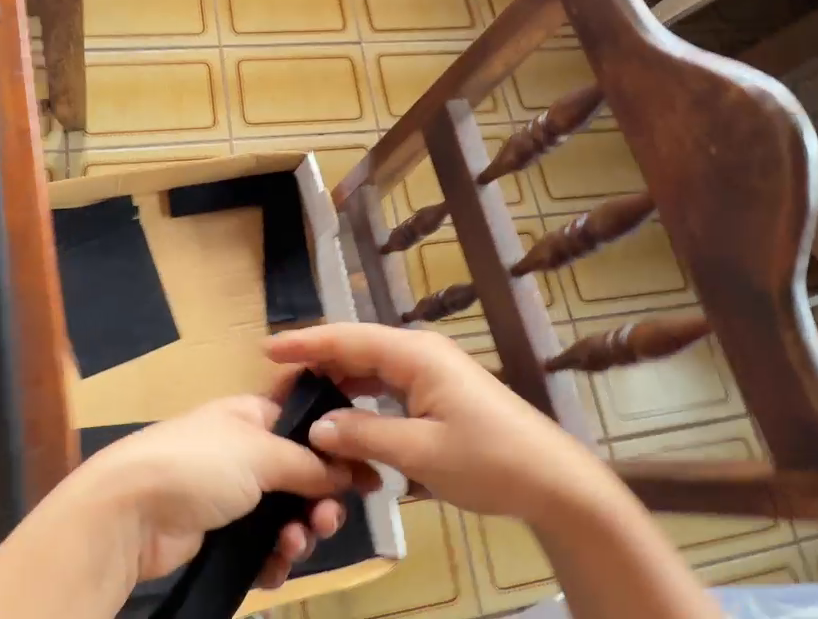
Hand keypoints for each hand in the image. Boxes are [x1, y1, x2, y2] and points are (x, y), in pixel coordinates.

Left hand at [72, 396, 353, 588]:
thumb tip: (350, 468)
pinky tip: (275, 564)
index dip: (334, 447)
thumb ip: (308, 462)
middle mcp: (246, 452)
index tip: (363, 472)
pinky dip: (275, 557)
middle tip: (327, 520)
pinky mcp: (221, 536)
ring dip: (300, 532)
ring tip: (294, 542)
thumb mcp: (259, 452)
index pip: (304, 425)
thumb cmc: (198, 463)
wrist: (130, 512)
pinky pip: (263, 547)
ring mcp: (232, 496)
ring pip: (287, 515)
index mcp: (252, 416)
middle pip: (301, 476)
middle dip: (320, 500)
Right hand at [268, 324, 599, 523]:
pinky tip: (343, 415)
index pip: (348, 338)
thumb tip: (316, 427)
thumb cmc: (488, 460)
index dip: (306, 342)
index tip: (267, 349)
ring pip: (370, 367)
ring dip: (337, 381)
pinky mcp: (438, 392)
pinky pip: (387, 385)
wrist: (551, 479)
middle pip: (356, 348)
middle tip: (276, 384)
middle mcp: (420, 352)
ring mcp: (431, 371)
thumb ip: (364, 435)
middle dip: (316, 361)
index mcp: (415, 354)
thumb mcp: (420, 452)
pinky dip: (361, 396)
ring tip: (300, 398)